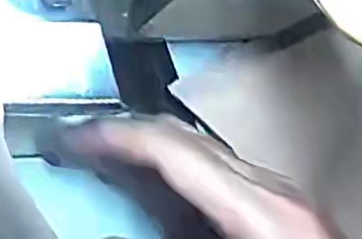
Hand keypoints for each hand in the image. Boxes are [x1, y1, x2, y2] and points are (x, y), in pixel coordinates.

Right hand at [62, 117, 341, 238]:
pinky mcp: (293, 212)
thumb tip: (107, 222)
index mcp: (260, 207)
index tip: (68, 134)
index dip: (107, 133)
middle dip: (122, 133)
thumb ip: (158, 233)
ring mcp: (288, 197)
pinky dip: (179, 168)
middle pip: (178, 134)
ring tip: (111, 158)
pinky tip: (160, 184)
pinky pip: (220, 169)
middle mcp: (276, 189)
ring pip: (198, 146)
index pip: (164, 142)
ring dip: (148, 147)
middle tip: (79, 141)